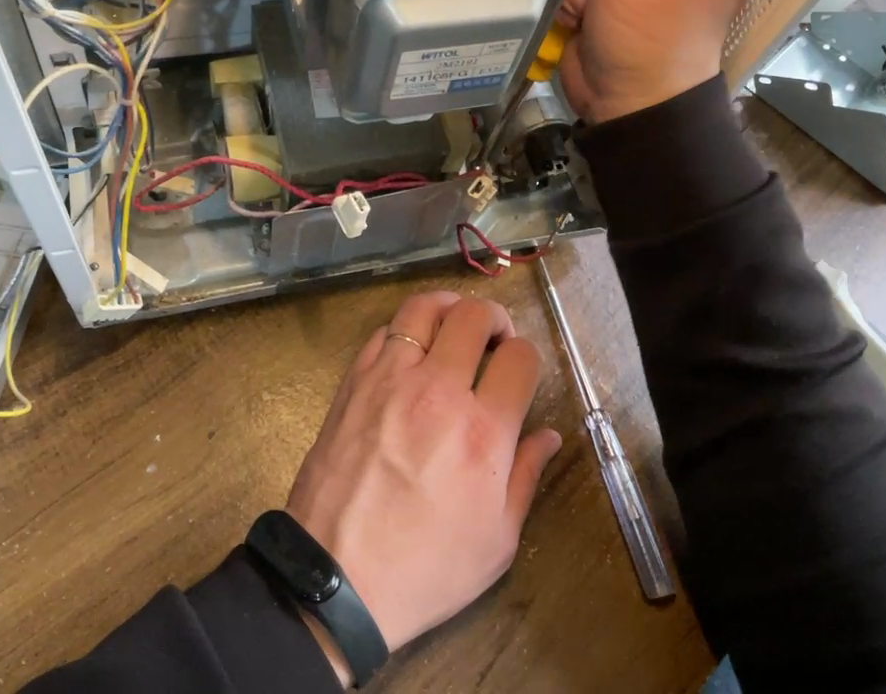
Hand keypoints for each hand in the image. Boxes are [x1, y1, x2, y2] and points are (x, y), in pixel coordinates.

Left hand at [285, 291, 562, 669]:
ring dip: (449, 308)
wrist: (336, 578)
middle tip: (495, 339)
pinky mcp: (353, 383)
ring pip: (424, 308)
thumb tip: (548, 435)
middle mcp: (438, 391)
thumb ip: (526, 476)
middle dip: (494, 318)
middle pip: (474, 316)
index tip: (521, 372)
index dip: (527, 356)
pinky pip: (384, 332)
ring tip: (455, 326)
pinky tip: (411, 352)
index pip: (520, 357)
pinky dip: (405, 330)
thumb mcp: (497, 540)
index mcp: (483, 431)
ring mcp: (390, 380)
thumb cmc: (426, 568)